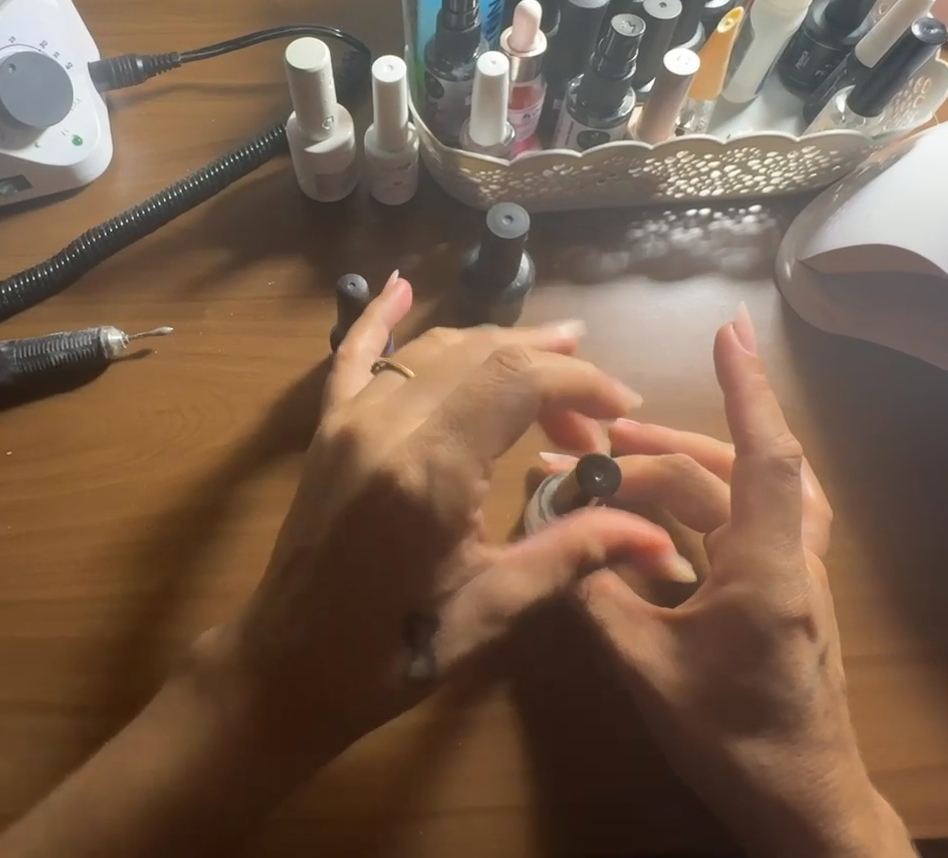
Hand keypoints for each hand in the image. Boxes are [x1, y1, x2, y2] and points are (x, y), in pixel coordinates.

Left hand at [206, 273, 696, 763]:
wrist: (289, 663)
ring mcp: (349, 417)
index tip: (621, 406)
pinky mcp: (327, 424)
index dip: (581, 380)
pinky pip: (355, 353)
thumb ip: (572, 553)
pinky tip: (402, 284)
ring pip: (435, 349)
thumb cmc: (393, 651)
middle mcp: (386, 424)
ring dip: (497, 348)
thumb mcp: (492, 608)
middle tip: (593, 404)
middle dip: (551, 365)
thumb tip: (658, 537)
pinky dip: (382, 317)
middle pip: (483, 354)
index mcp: (429, 470)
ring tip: (551, 359)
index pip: (518, 380)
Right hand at [577, 308, 912, 857]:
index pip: (762, 459)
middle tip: (591, 445)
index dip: (746, 389)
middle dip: (656, 448)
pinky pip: (740, 514)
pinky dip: (694, 493)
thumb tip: (552, 536)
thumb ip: (595, 595)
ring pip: (736, 489)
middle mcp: (788, 557)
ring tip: (614, 459)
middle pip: (726, 471)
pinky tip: (651, 502)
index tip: (730, 330)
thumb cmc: (732, 741)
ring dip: (676, 465)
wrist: (805, 805)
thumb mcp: (645, 670)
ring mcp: (790, 569)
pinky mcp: (779, 583)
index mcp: (765, 573)